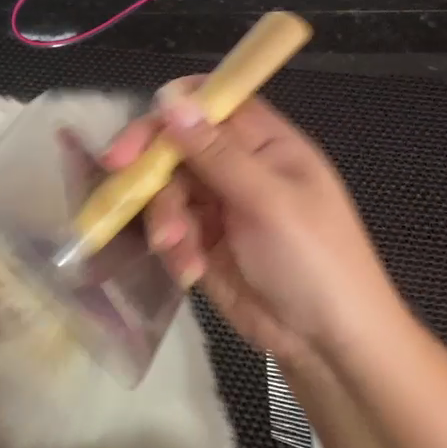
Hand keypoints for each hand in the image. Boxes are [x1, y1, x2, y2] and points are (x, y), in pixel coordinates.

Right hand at [103, 78, 408, 365]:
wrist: (329, 346)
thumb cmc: (317, 263)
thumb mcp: (269, 203)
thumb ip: (216, 153)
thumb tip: (172, 101)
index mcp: (265, 146)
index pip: (213, 103)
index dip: (177, 105)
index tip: (148, 124)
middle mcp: (236, 167)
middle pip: (174, 143)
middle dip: (148, 161)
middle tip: (117, 169)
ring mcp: (216, 204)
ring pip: (163, 187)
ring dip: (163, 216)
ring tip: (177, 248)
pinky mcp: (199, 239)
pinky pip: (166, 226)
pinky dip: (171, 246)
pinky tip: (187, 269)